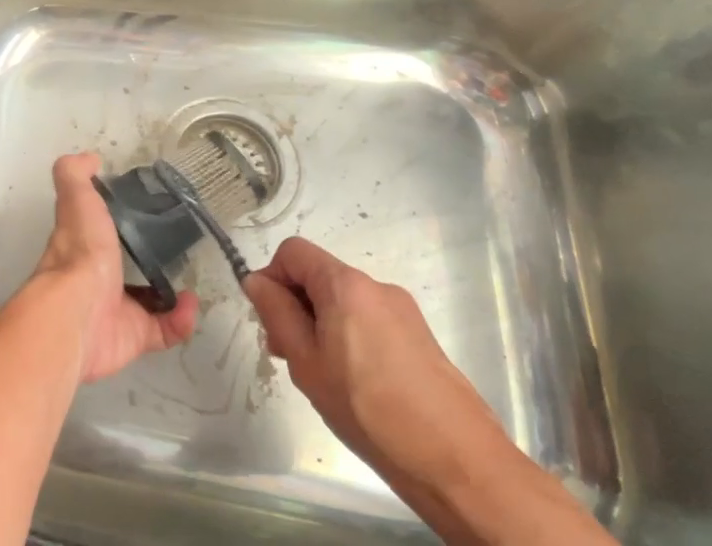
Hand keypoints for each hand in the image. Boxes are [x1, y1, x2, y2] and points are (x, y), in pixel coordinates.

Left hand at [34, 153, 197, 382]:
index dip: (121, 220)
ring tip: (193, 279)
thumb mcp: (76, 199)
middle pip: (128, 266)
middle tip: (184, 249)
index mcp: (85, 243)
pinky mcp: (134, 336)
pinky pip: (165, 330)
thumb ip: (75, 175)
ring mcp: (116, 308)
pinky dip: (182, 319)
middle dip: (153, 260)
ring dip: (174, 292)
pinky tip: (191, 305)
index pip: (103, 228)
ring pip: (151, 301)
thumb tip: (89, 158)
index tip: (151, 211)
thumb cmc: (80, 251)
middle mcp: (98, 275)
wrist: (77, 312)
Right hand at [244, 237, 512, 487]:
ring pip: (343, 303)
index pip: (293, 252)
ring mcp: (404, 312)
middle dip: (294, 306)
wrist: (454, 459)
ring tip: (322, 375)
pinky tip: (353, 383)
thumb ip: (276, 313)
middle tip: (288, 355)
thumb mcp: (305, 360)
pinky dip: (348, 338)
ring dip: (320, 326)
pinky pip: (368, 322)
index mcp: (346, 285)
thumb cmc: (366, 406)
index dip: (271, 277)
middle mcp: (377, 287)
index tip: (268, 320)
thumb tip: (257, 281)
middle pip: (319, 276)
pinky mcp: (420, 338)